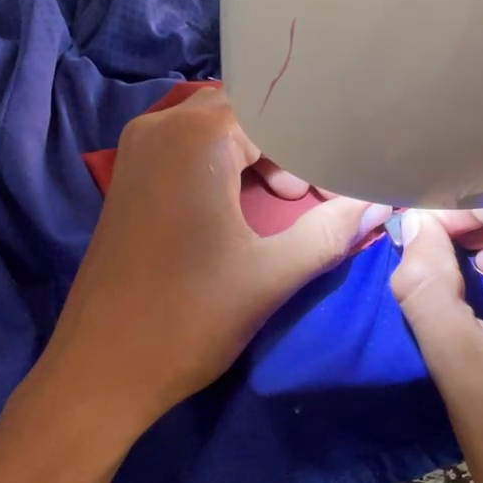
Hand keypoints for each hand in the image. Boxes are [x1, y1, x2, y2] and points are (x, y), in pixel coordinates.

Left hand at [40, 87, 390, 434]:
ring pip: (212, 131)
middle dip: (284, 146)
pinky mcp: (127, 180)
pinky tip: (241, 208)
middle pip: (242, 115)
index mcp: (195, 137)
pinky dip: (220, 167)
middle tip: (313, 192)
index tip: (340, 181)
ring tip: (285, 201)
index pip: (275, 114)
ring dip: (253, 156)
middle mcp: (159, 128)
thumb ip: (329, 232)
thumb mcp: (270, 274)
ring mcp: (136, 153)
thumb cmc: (189, 317)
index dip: (313, 145)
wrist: (102, 368)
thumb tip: (380, 204)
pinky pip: (185, 151)